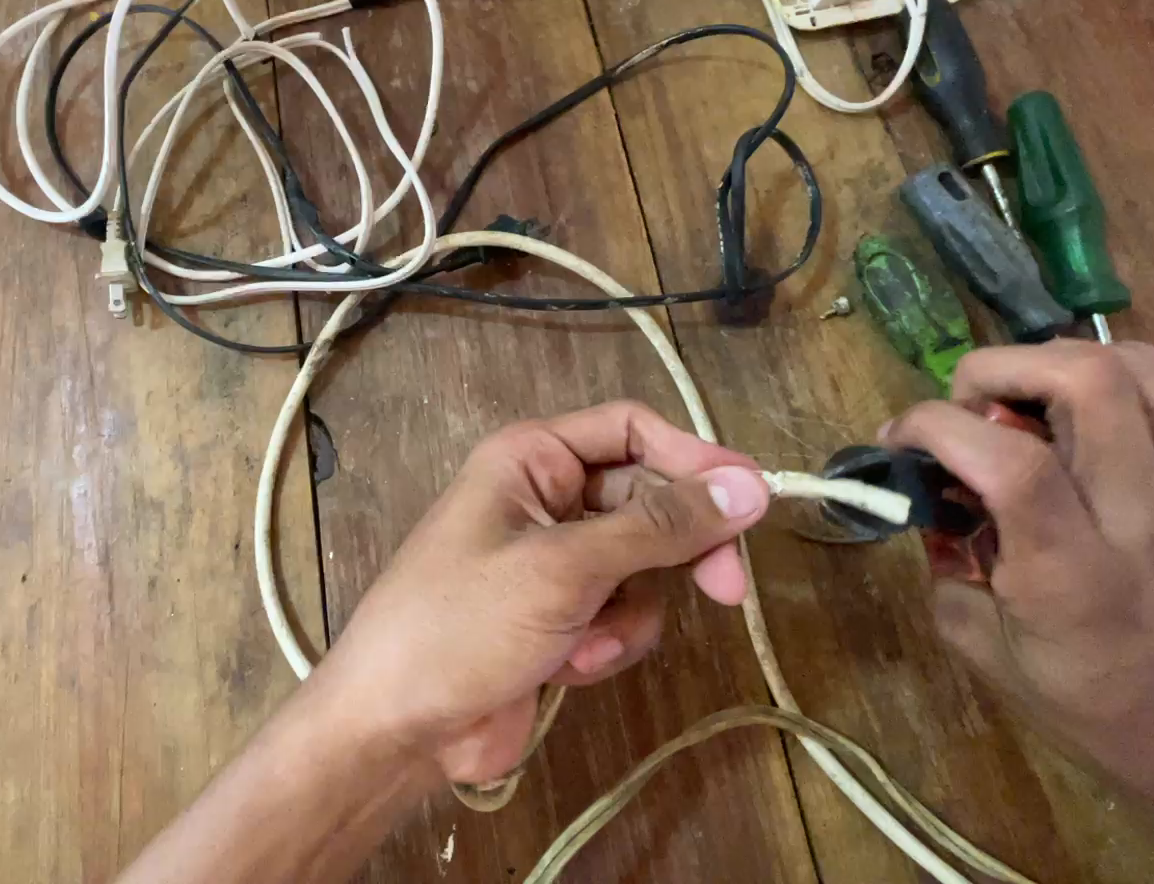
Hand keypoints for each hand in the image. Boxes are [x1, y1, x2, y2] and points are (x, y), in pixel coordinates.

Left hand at [306, 400, 771, 785]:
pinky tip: (569, 666)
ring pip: (642, 563)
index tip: (753, 497)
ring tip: (586, 641)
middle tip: (727, 588)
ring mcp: (555, 557)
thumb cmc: (463, 623)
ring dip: (629, 609)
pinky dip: (609, 641)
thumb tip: (748, 484)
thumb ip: (658, 527)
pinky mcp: (562, 612)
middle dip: (679, 548)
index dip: (694, 456)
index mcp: (532, 458)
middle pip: (647, 498)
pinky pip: (622, 609)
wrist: (400, 725)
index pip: (631, 429)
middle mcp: (546, 496)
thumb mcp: (564, 568)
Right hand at [884, 341, 1153, 818]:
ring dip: (1058, 359)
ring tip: (1016, 396)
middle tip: (962, 411)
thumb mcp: (981, 646)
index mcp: (1072, 575)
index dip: (934, 427)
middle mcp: (1139, 518)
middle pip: (1087, 384)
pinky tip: (1080, 396)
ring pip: (1143, 372)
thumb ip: (942, 564)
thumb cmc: (1092, 706)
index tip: (897, 441)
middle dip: (995, 370)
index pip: (1010, 461)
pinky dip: (1123, 368)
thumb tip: (927, 503)